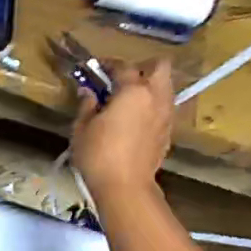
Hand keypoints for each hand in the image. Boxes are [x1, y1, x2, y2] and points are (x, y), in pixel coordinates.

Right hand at [71, 57, 174, 195]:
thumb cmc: (98, 154)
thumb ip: (87, 104)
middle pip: (160, 67)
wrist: (125, 186)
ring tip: (128, 98)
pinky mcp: (168, 131)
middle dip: (142, 67)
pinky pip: (164, 107)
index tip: (95, 67)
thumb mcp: (82, 127)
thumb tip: (88, 92)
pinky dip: (152, 105)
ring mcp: (166, 114)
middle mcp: (155, 97)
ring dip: (150, 85)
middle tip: (121, 78)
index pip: (123, 66)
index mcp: (133, 91)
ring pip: (166, 87)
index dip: (108, 63)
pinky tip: (134, 118)